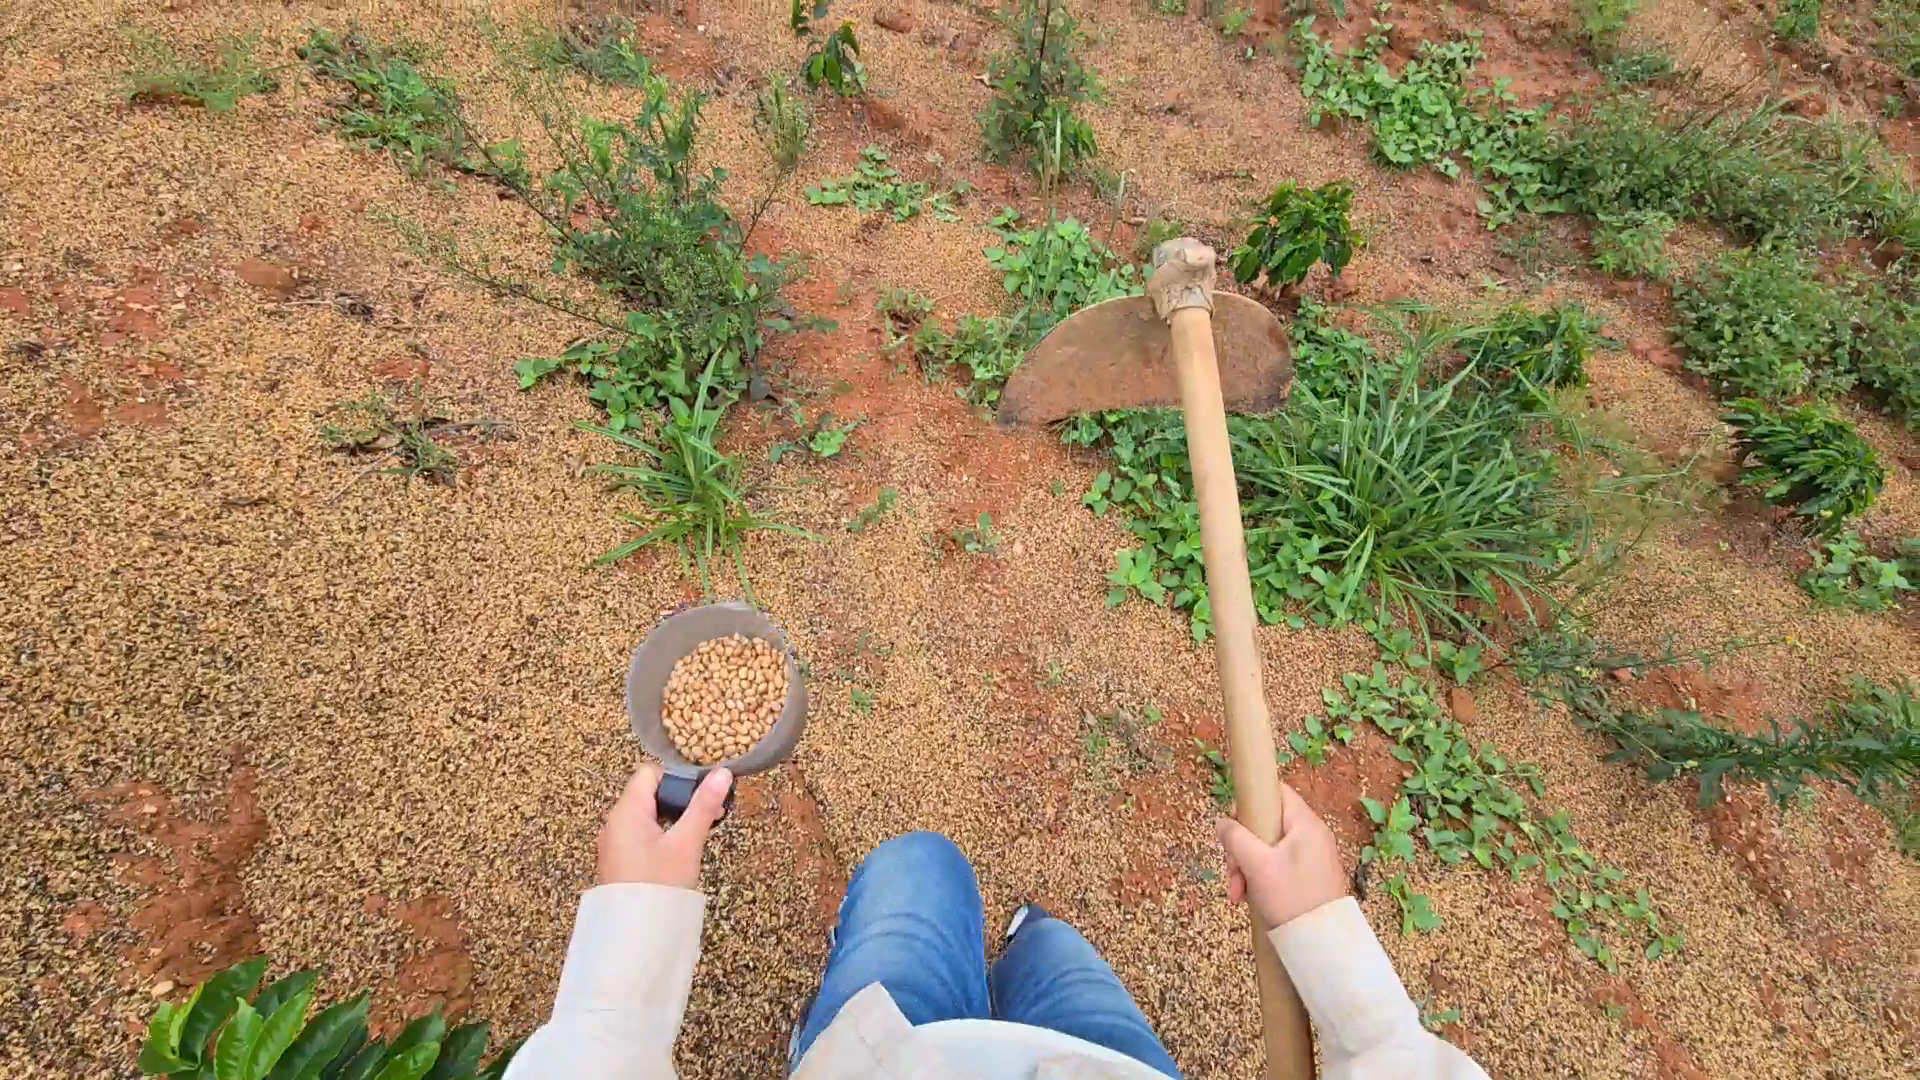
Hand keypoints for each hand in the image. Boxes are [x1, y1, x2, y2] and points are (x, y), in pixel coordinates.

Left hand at [597, 765, 732, 889]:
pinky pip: (643, 833)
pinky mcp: (621, 860)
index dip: (677, 777)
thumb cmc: (659, 885)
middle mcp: (615, 823)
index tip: (700, 794)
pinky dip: (664, 833)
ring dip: (675, 817)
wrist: (634, 940)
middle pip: (650, 792)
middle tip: (709, 812)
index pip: (650, 773)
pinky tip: (681, 849)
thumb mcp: (687, 842)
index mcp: (626, 812)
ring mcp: (616, 843)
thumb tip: (723, 772)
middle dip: (681, 798)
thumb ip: (704, 805)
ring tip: (699, 832)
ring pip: (649, 814)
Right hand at [1215, 781, 1347, 927]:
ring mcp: (1310, 858)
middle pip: (1265, 823)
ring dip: (1245, 866)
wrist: (1324, 950)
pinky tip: (1247, 898)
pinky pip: (1275, 866)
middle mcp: (1311, 836)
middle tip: (1232, 870)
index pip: (1275, 792)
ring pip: (1266, 848)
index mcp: (1305, 825)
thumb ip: (1234, 837)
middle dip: (1241, 847)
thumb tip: (1222, 822)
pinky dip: (1258, 878)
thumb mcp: (1256, 864)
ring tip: (1237, 893)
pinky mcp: (1307, 878)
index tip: (1234, 824)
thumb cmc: (1291, 899)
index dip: (1250, 801)